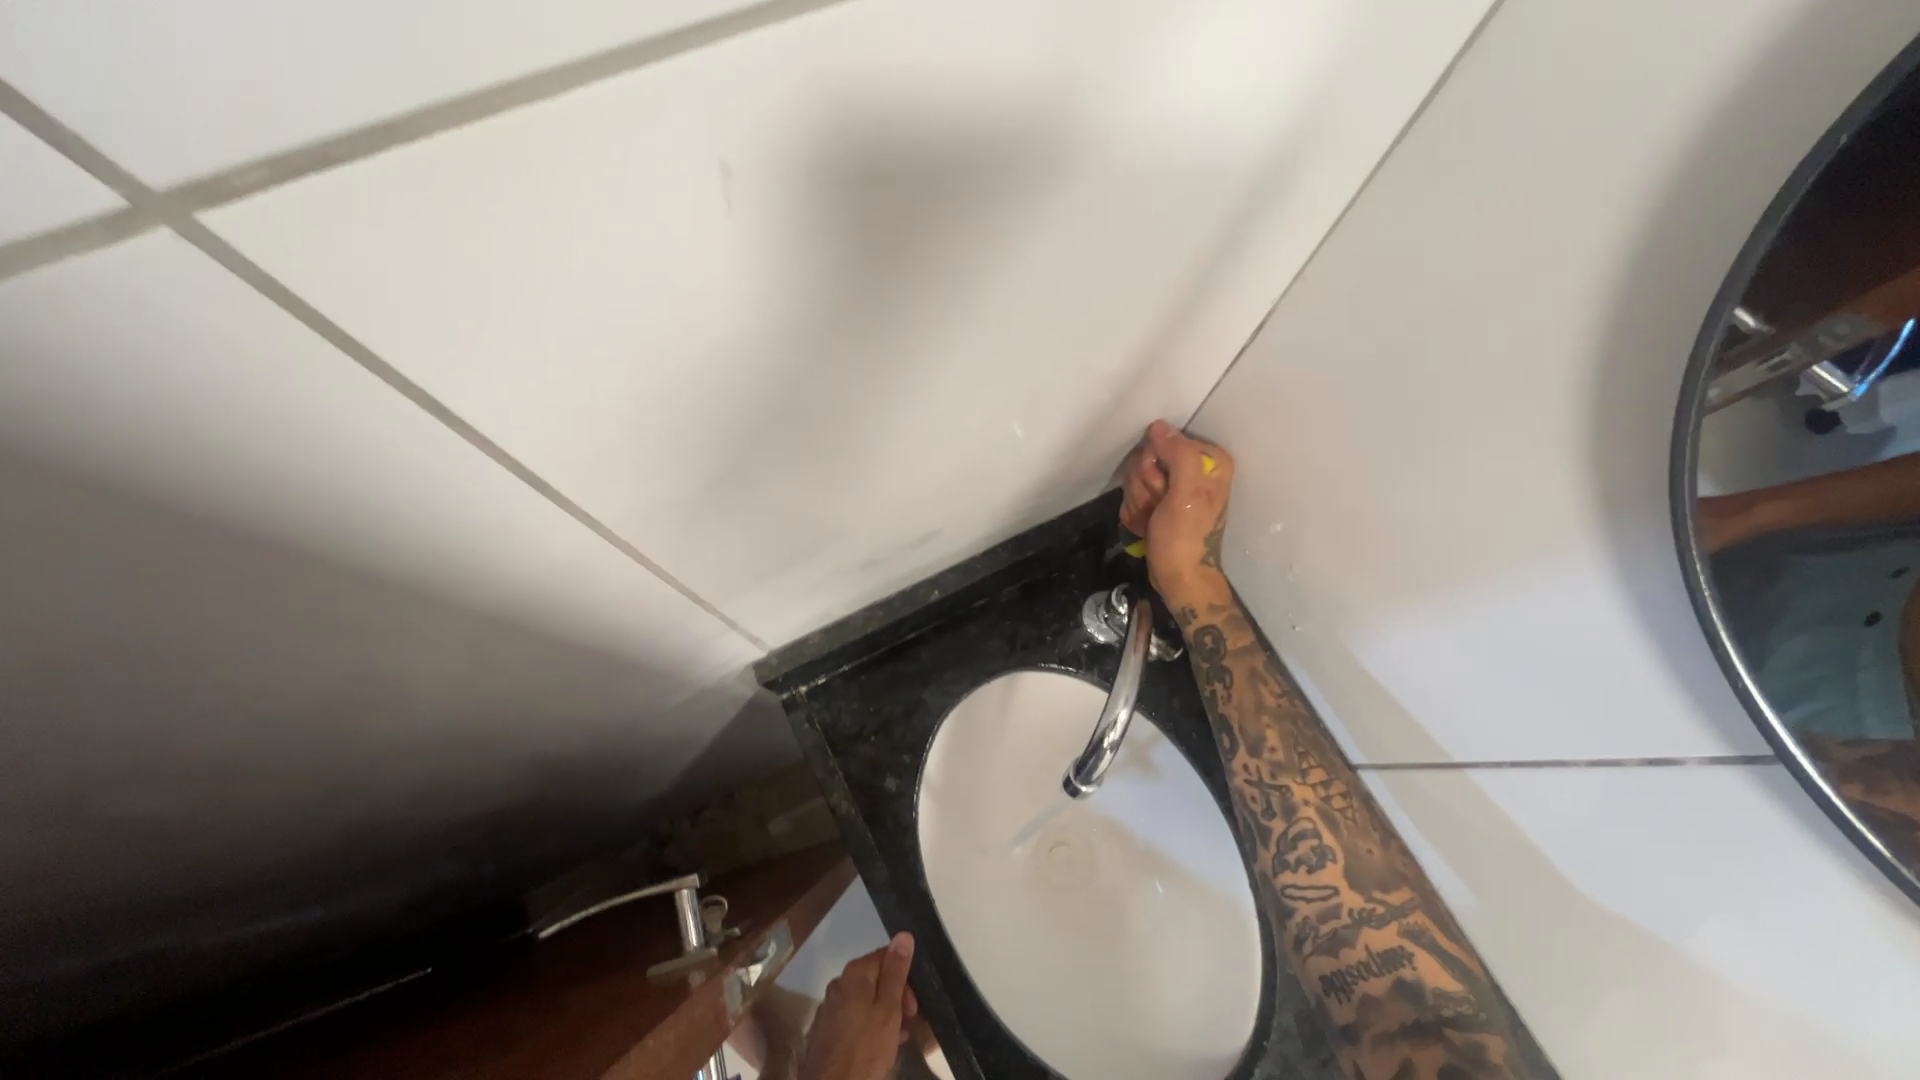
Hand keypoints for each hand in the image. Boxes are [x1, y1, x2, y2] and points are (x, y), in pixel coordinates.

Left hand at [797, 933, 917, 1079]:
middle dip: (896, 996)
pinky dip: (869, 1026)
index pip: (887, 956)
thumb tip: (903, 935)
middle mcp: (838, 983)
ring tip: (897, 1037)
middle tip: (908, 1022)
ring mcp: (829, 1007)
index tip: (913, 1004)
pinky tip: (878, 1045)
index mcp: (854, 973)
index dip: (905, 976)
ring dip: (884, 1014)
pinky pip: (854, 1018)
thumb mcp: (889, 1008)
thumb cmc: (865, 1047)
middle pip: (875, 978)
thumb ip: (896, 971)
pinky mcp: (826, 1029)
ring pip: (865, 1000)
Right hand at [1118, 420, 1234, 603]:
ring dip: (1139, 502)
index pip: (1163, 441)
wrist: (1179, 578)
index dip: (1154, 466)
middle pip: (1146, 459)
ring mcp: (1175, 484)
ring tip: (1154, 520)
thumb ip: (1178, 456)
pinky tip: (1148, 526)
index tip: (1163, 491)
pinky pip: (1133, 494)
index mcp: (1210, 460)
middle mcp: (1194, 467)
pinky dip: (1136, 512)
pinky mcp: (1160, 499)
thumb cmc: (1186, 539)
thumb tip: (1158, 426)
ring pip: (1135, 477)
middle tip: (1158, 509)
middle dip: (1144, 487)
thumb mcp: (1186, 495)